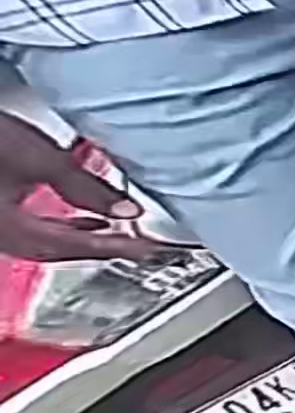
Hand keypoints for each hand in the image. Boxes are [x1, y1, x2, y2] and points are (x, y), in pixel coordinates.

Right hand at [0, 114, 162, 261]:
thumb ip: (86, 189)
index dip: (114, 249)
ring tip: (124, 237)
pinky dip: (62, 229)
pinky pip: (24, 229)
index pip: (66, 246)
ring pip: (35, 242)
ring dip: (82, 241)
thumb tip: (129, 211)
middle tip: (145, 249)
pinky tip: (89, 222)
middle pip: (48, 250)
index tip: (153, 251)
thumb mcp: (42, 161)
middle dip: (99, 250)